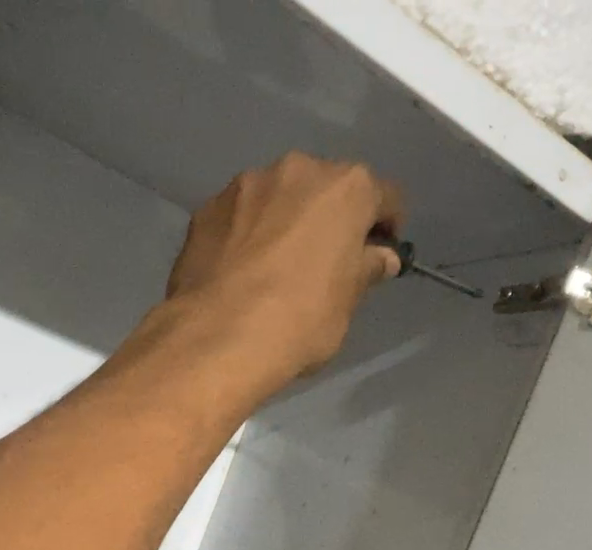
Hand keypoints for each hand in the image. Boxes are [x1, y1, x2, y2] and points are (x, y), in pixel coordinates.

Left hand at [166, 152, 404, 379]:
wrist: (218, 338)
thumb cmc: (300, 321)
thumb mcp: (347, 303)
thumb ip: (365, 270)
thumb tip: (379, 258)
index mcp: (346, 188)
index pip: (383, 196)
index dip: (386, 226)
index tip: (380, 254)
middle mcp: (297, 170)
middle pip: (324, 189)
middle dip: (328, 218)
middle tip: (324, 260)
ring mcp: (245, 186)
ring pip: (276, 198)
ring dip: (282, 220)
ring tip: (274, 265)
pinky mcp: (206, 209)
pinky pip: (238, 217)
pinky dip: (244, 234)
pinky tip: (239, 271)